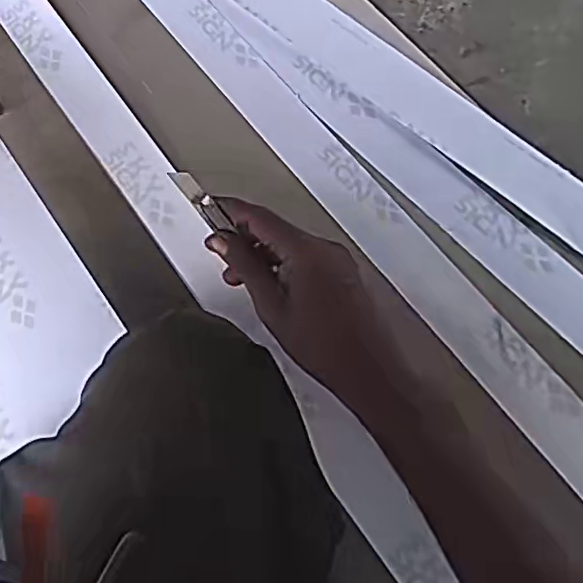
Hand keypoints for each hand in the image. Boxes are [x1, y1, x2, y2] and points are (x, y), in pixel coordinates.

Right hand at [205, 197, 394, 400]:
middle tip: (221, 251)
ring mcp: (338, 258)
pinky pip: (306, 255)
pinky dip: (283, 262)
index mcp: (306, 250)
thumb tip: (223, 240)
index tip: (209, 207)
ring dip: (262, 252)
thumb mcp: (271, 306)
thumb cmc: (328, 349)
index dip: (229, 210)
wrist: (373, 375)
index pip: (258, 216)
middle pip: (273, 227)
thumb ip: (244, 265)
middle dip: (243, 238)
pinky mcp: (344, 271)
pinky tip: (271, 284)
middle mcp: (325, 247)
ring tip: (244, 277)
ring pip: (288, 242)